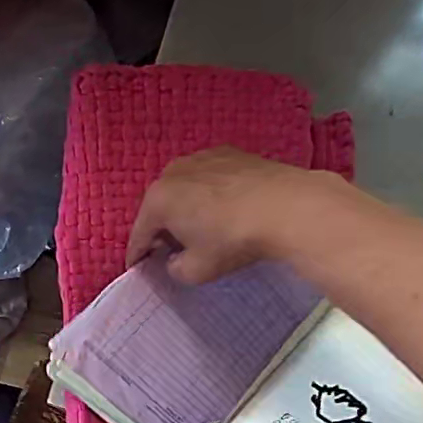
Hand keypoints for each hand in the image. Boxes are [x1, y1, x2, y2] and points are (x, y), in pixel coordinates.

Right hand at [126, 147, 341, 284]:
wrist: (286, 207)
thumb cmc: (232, 240)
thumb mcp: (196, 270)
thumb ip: (175, 269)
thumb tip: (175, 260)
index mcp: (157, 200)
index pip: (139, 234)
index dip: (137, 255)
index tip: (137, 267)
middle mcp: (173, 171)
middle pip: (159, 207)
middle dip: (161, 229)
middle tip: (171, 251)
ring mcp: (202, 157)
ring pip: (183, 189)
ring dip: (185, 208)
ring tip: (199, 229)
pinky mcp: (229, 152)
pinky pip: (208, 178)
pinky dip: (208, 194)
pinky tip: (222, 210)